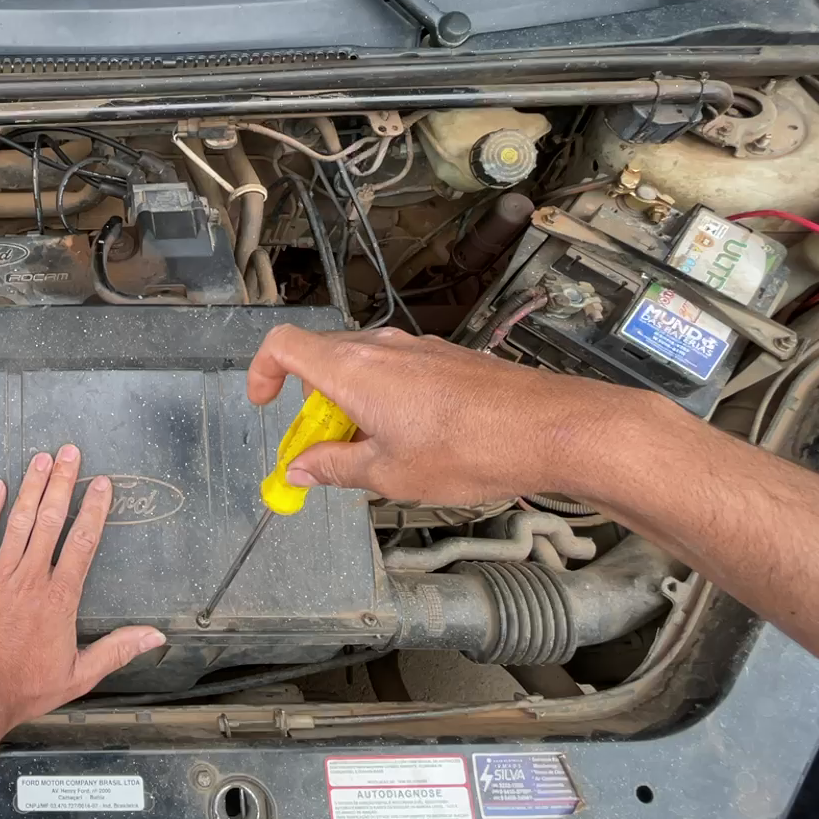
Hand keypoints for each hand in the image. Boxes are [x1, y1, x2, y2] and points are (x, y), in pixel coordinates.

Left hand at [0, 445, 167, 736]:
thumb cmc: (25, 687)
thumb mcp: (79, 674)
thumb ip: (117, 649)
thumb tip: (156, 636)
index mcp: (59, 597)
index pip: (83, 542)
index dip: (93, 509)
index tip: (101, 483)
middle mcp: (31, 577)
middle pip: (51, 520)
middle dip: (63, 482)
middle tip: (70, 451)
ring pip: (19, 521)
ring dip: (31, 486)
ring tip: (41, 458)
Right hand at [247, 325, 676, 505]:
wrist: (556, 427)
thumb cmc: (467, 450)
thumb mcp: (387, 474)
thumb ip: (332, 468)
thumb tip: (297, 471)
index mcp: (350, 369)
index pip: (282, 345)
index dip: (261, 371)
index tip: (264, 404)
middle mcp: (377, 347)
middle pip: (317, 358)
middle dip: (308, 403)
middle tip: (323, 445)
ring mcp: (414, 347)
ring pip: (357, 365)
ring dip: (346, 401)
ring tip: (373, 446)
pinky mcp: (444, 356)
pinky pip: (392, 368)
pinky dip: (380, 396)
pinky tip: (413, 434)